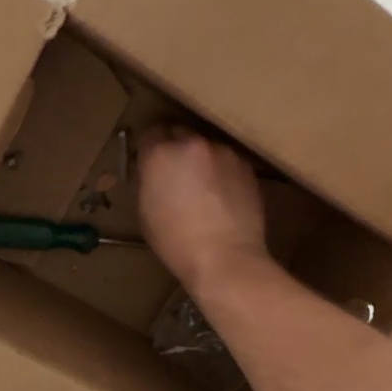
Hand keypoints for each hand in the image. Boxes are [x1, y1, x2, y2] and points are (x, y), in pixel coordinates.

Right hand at [137, 127, 271, 290]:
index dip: (150, 149)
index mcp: (161, 155)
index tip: (151, 164)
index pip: (150, 133)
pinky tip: (221, 198)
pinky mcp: (245, 165)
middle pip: (179, 132)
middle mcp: (192, 143)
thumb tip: (152, 173)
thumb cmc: (177, 244)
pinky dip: (222, 172)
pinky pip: (227, 160)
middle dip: (175, 149)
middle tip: (175, 176)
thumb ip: (148, 183)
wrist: (224, 258)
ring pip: (206, 146)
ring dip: (201, 160)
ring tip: (203, 190)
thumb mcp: (146, 214)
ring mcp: (223, 151)